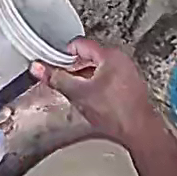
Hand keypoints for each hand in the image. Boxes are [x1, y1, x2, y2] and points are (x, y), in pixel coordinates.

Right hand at [31, 37, 172, 158]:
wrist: (138, 131)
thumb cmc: (115, 112)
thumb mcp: (78, 93)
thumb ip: (56, 78)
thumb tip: (39, 67)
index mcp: (110, 56)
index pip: (79, 44)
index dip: (63, 55)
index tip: (55, 66)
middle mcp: (121, 60)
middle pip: (88, 55)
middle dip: (72, 68)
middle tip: (63, 80)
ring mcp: (126, 72)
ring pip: (96, 67)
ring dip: (83, 77)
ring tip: (76, 91)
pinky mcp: (129, 84)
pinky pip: (106, 77)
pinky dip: (94, 84)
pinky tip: (90, 98)